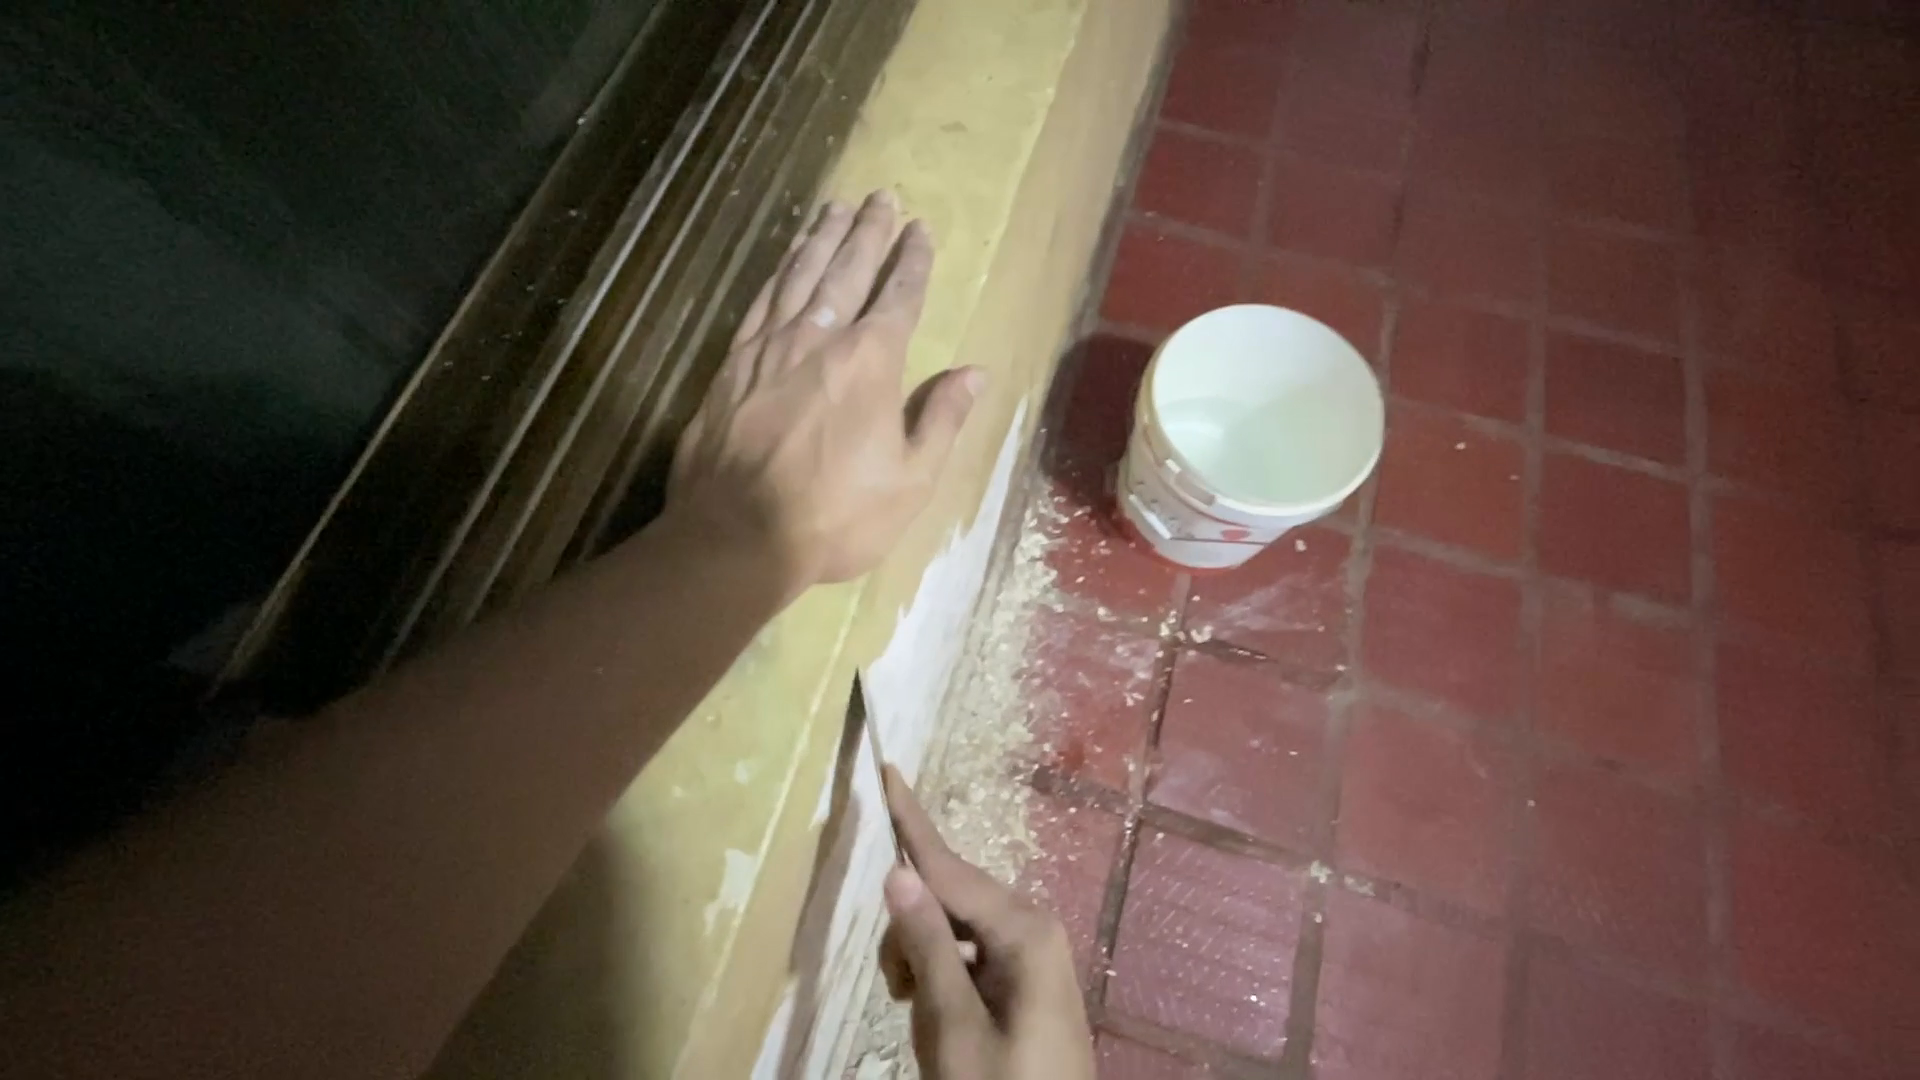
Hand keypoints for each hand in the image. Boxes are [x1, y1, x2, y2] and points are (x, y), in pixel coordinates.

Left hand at [670, 190, 981, 590]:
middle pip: (848, 270)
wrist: (738, 536)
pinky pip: (761, 301)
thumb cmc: (836, 516)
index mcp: (871, 362)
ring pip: (800, 275)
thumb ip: (942, 420)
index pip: (898, 297)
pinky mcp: (732, 364)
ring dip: (822, 238)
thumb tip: (974, 374)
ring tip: (837, 207)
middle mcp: (821, 339)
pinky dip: (778, 273)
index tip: (921, 230)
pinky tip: (785, 260)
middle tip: (882, 196)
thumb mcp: (911, 482)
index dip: (913, 261)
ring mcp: (769, 347)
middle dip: (869, 232)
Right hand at [881, 766, 1095, 1079]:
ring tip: (922, 1019)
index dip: (912, 820)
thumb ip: (926, 944)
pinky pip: (969, 954)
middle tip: (897, 992)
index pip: (950, 865)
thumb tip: (898, 872)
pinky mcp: (1025, 977)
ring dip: (924, 961)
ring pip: (953, 929)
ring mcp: (1031, 952)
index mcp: (1023, 928)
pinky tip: (940, 1017)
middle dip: (911, 931)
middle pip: (949, 897)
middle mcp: (1031, 925)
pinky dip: (943, 976)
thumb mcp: (953, 1025)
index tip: (889, 770)